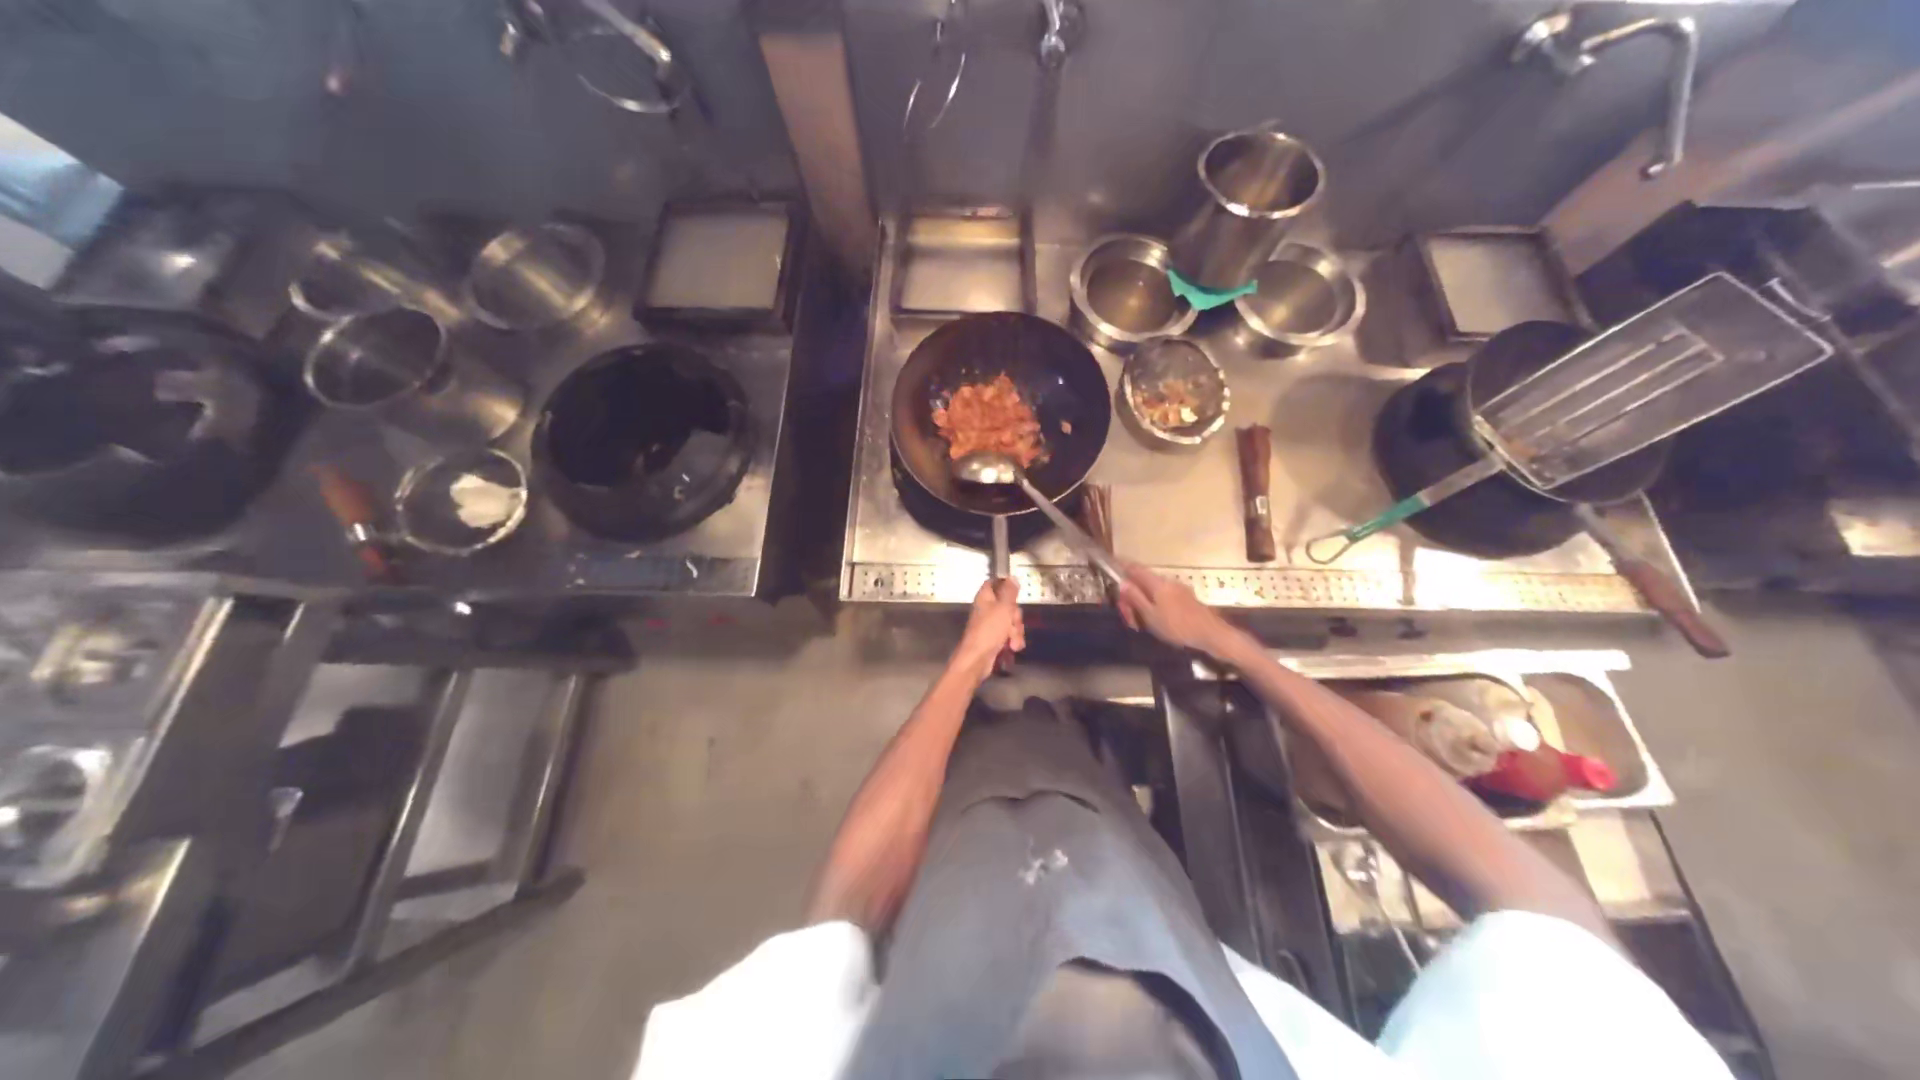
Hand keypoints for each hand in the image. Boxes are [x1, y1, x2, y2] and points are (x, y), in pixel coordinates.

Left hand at [955, 578, 1024, 679]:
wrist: (977, 659)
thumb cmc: (989, 630)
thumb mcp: (1003, 608)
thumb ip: (1010, 592)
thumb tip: (1012, 576)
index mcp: (985, 597)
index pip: (995, 583)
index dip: (1006, 586)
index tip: (1017, 593)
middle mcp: (986, 609)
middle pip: (1008, 604)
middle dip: (1015, 616)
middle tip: (1013, 623)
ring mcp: (990, 624)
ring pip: (1010, 621)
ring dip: (1016, 632)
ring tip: (1013, 642)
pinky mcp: (994, 638)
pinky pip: (1008, 635)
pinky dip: (1012, 641)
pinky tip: (1012, 648)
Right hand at [1116, 563, 1247, 660]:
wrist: (1211, 634)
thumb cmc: (1178, 626)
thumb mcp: (1151, 615)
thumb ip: (1136, 598)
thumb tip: (1122, 582)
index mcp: (1157, 583)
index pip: (1135, 568)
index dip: (1122, 565)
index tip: (1112, 565)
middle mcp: (1168, 581)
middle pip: (1143, 582)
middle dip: (1132, 596)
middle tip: (1128, 617)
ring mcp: (1179, 589)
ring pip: (1153, 591)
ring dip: (1143, 603)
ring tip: (1140, 623)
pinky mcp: (1186, 598)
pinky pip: (1163, 596)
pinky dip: (1154, 605)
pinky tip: (1155, 620)